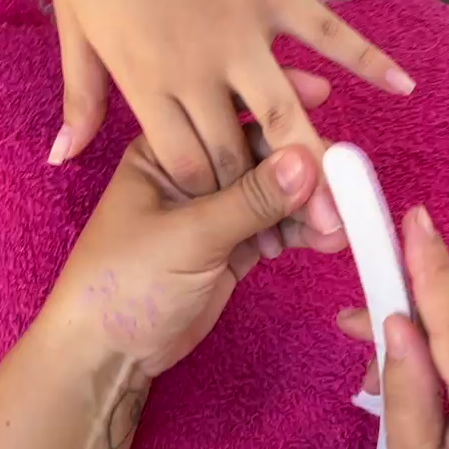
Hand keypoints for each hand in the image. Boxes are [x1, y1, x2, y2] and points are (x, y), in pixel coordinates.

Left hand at [37, 71, 345, 376]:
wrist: (106, 352)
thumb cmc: (125, 281)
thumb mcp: (187, 237)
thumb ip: (248, 201)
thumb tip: (306, 159)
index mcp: (168, 150)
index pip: (229, 117)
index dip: (275, 108)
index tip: (322, 96)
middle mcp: (195, 171)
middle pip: (261, 155)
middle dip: (303, 168)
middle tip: (341, 189)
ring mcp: (216, 210)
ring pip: (274, 194)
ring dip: (308, 206)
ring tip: (337, 227)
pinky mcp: (232, 245)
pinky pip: (275, 227)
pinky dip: (299, 232)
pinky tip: (325, 240)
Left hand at [46, 0, 413, 234]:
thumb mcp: (73, 25)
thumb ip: (80, 98)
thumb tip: (61, 157)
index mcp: (146, 79)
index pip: (186, 164)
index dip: (208, 197)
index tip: (227, 213)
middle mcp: (200, 67)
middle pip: (238, 152)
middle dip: (264, 197)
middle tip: (298, 225)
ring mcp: (246, 29)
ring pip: (288, 112)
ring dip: (316, 162)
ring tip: (345, 202)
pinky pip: (331, 34)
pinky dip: (368, 60)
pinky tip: (403, 87)